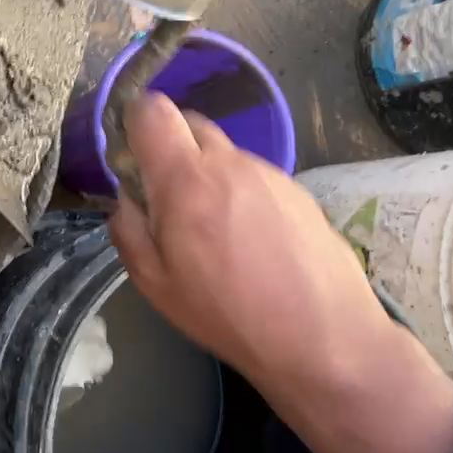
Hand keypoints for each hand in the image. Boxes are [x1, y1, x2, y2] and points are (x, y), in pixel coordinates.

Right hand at [112, 94, 452, 452]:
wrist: (326, 341)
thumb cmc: (226, 313)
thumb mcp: (152, 280)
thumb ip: (126, 226)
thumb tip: (126, 196)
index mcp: (185, 179)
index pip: (153, 111)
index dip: (134, 118)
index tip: (129, 148)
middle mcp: (229, 163)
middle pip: (189, 122)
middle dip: (169, 145)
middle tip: (166, 192)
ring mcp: (269, 174)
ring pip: (223, 152)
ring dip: (206, 172)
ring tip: (214, 226)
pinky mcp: (298, 192)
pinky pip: (253, 175)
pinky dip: (239, 191)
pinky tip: (250, 238)